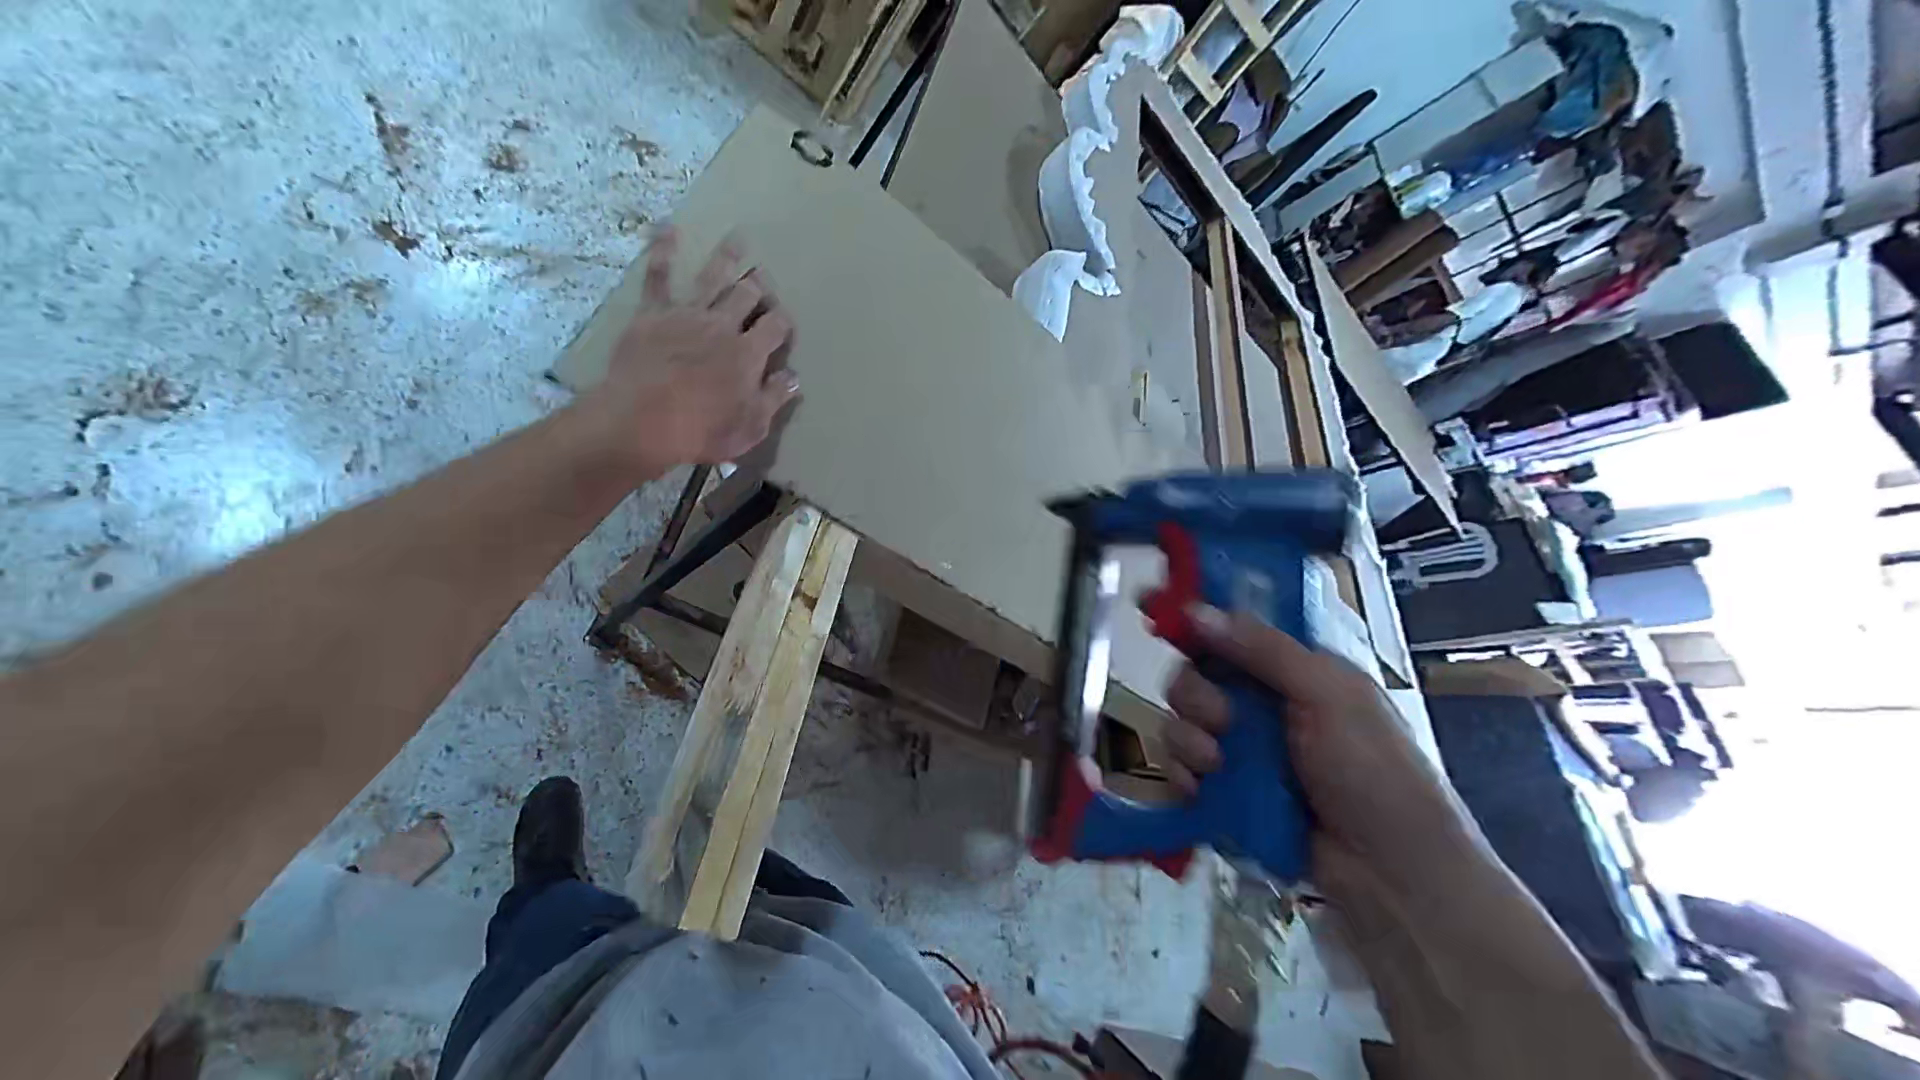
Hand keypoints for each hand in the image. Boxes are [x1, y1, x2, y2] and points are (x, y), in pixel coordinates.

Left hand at [581, 229, 799, 470]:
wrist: (642, 420)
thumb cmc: (702, 431)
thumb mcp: (751, 426)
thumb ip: (774, 398)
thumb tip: (792, 377)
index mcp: (749, 353)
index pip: (775, 327)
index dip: (783, 322)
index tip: (784, 324)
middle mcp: (722, 326)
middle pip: (747, 297)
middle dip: (759, 286)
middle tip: (763, 279)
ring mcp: (686, 315)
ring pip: (713, 278)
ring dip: (727, 258)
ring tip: (738, 239)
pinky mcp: (653, 314)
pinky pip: (659, 277)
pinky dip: (663, 251)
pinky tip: (666, 229)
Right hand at [1157, 605, 1481, 900]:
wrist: (1389, 873)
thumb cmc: (1373, 771)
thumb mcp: (1330, 695)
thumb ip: (1264, 650)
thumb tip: (1197, 611)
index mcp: (1288, 669)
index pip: (1228, 629)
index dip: (1188, 616)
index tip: (1147, 604)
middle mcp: (1257, 702)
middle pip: (1192, 674)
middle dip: (1195, 694)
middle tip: (1222, 719)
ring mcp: (1237, 748)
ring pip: (1178, 720)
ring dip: (1190, 739)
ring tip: (1218, 765)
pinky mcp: (1221, 790)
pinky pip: (1177, 767)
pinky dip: (1182, 774)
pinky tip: (1201, 788)